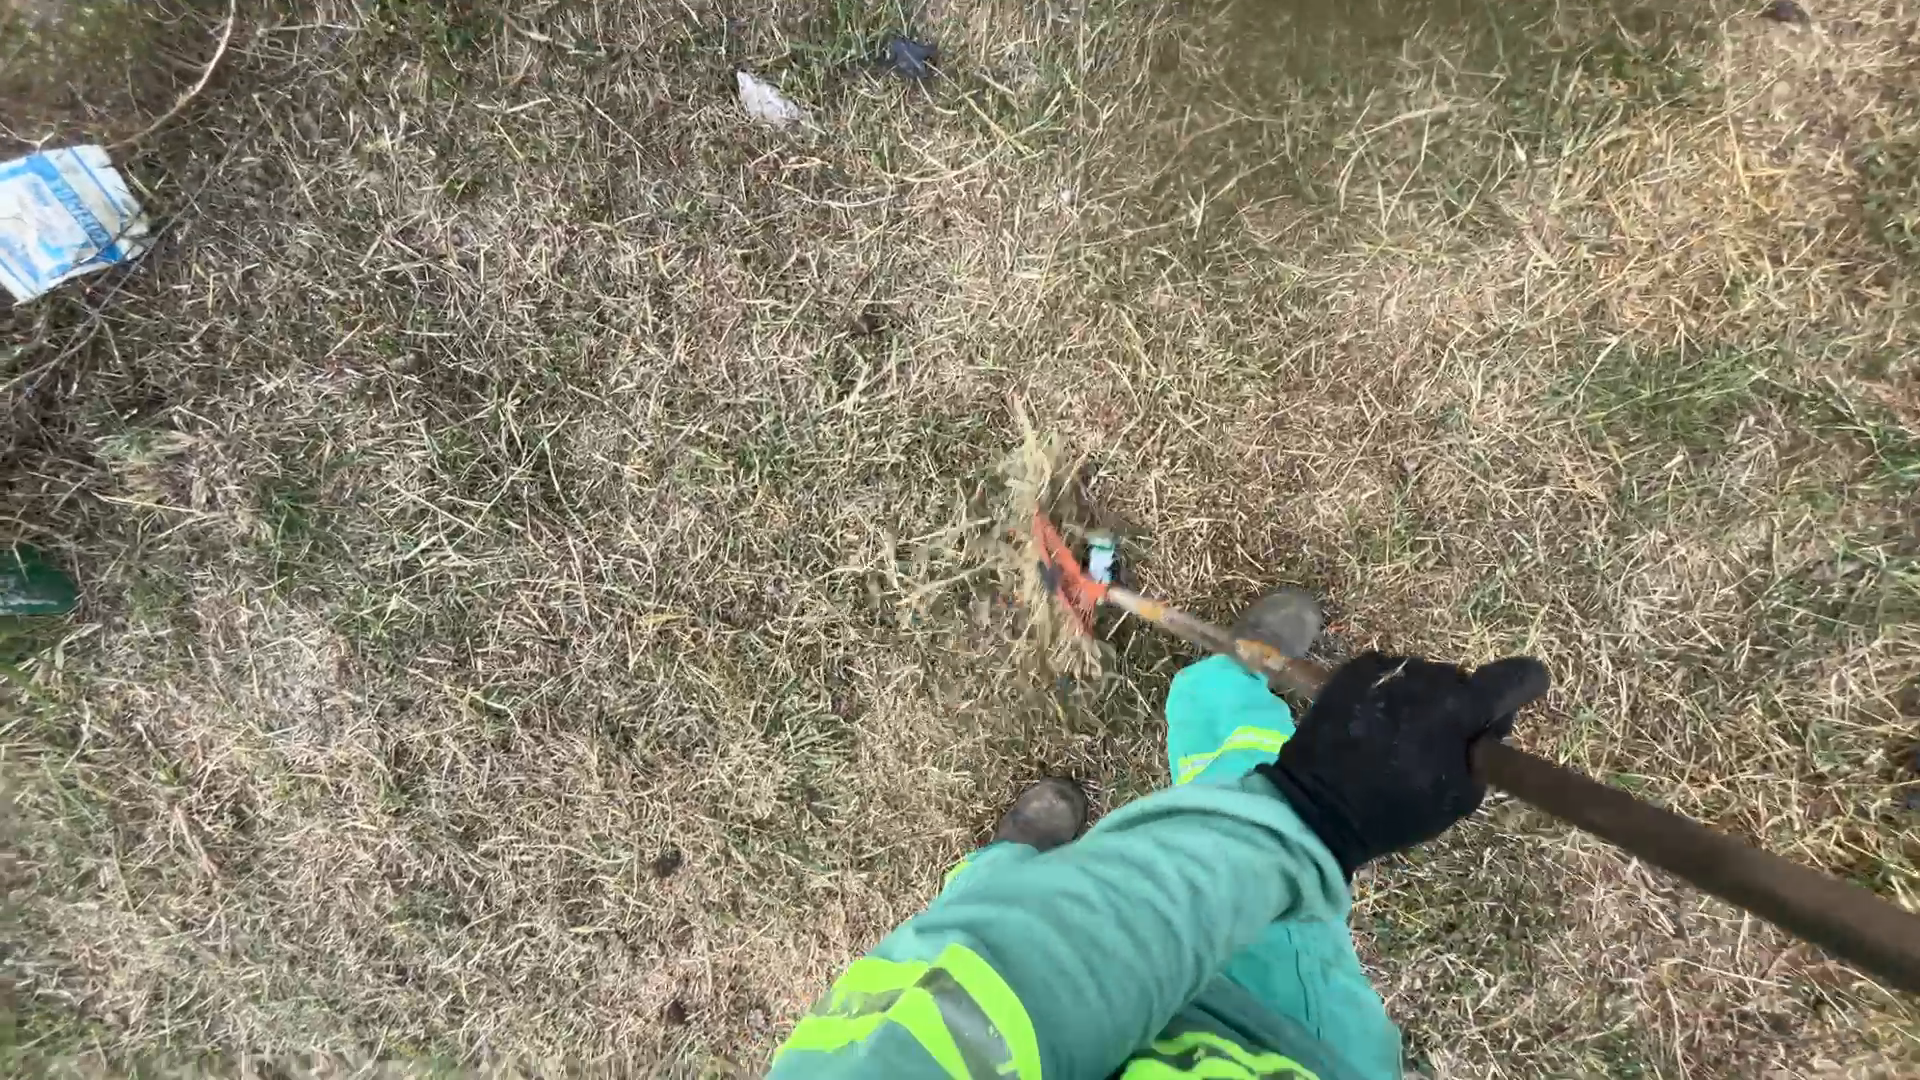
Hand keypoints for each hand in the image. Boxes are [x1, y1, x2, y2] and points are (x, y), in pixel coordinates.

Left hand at [1255, 652, 1549, 875]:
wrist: (1318, 800)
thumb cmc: (1396, 807)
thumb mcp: (1462, 792)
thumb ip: (1485, 749)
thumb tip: (1488, 719)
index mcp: (1458, 708)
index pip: (1511, 677)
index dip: (1524, 684)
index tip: (1528, 689)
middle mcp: (1422, 677)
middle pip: (1461, 681)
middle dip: (1462, 704)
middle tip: (1444, 738)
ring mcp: (1383, 669)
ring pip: (1423, 676)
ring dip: (1423, 697)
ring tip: (1401, 733)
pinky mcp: (1350, 670)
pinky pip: (1388, 674)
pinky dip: (1391, 692)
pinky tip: (1376, 720)